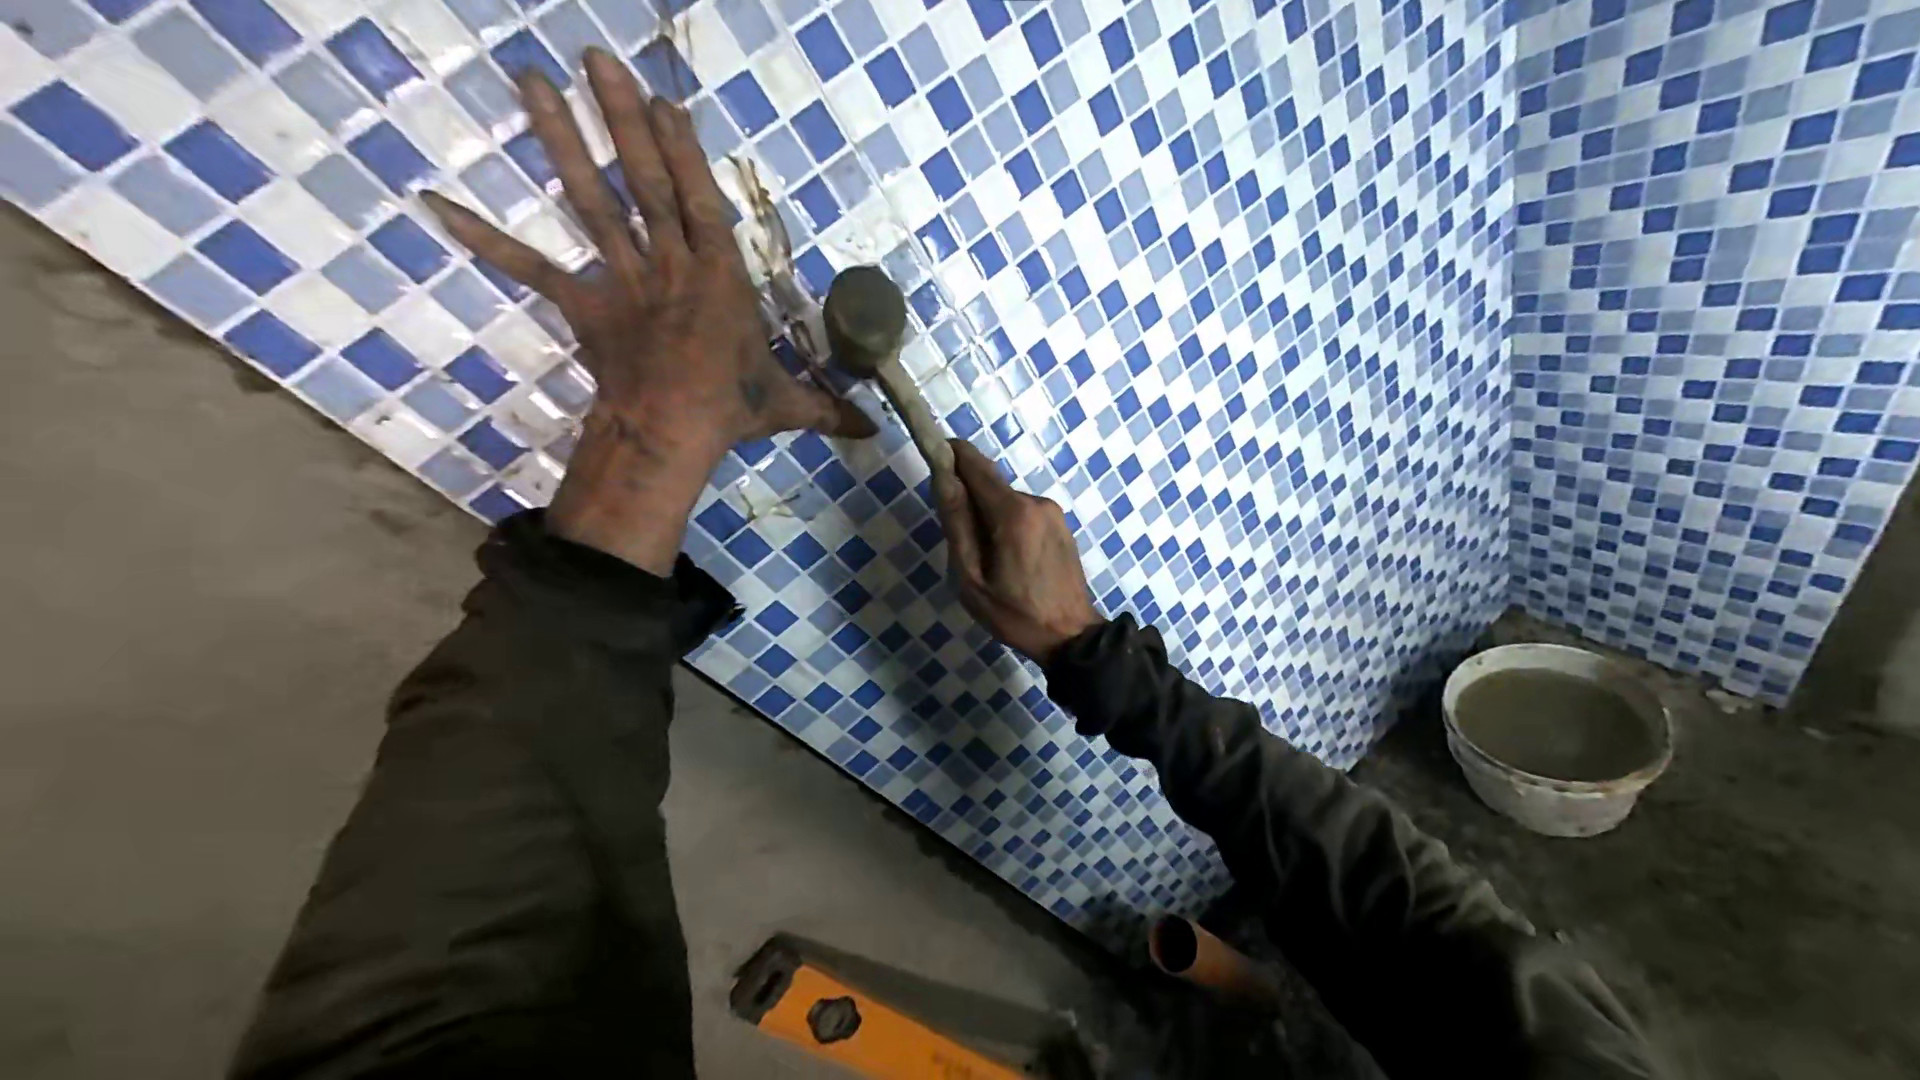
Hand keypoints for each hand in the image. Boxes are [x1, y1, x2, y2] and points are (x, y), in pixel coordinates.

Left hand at [424, 49, 870, 573]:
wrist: (670, 434)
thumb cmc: (731, 413)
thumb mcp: (788, 407)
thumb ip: (829, 409)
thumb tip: (873, 428)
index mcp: (720, 279)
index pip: (700, 202)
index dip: (683, 151)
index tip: (663, 102)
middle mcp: (669, 266)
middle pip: (645, 183)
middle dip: (622, 120)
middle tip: (595, 57)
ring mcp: (621, 281)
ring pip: (589, 204)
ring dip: (561, 141)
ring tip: (531, 80)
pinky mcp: (583, 307)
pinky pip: (530, 269)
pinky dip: (485, 239)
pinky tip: (434, 202)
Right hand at [935, 440, 1101, 663]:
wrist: (1070, 636)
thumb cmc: (1014, 614)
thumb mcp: (971, 578)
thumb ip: (956, 525)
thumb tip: (942, 478)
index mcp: (1013, 513)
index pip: (974, 465)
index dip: (950, 455)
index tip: (931, 455)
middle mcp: (1035, 501)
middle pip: (989, 484)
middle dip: (967, 499)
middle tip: (958, 540)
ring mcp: (1052, 511)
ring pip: (1005, 500)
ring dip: (987, 516)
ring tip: (986, 561)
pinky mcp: (1060, 523)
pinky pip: (1023, 512)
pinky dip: (1006, 524)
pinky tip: (1008, 559)